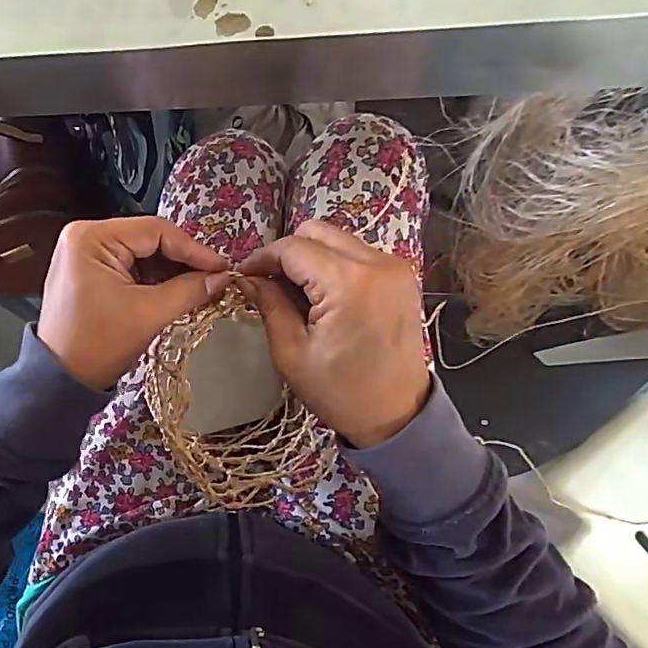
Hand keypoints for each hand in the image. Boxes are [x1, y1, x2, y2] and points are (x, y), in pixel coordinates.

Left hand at [37, 216, 232, 388]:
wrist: (61, 379)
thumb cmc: (97, 345)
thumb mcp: (149, 314)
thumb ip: (189, 291)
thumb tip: (221, 278)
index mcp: (91, 237)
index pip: (155, 230)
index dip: (193, 249)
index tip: (220, 268)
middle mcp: (84, 236)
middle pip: (148, 239)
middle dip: (182, 261)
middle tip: (213, 278)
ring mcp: (84, 254)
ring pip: (142, 254)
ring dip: (170, 272)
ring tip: (199, 288)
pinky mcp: (88, 273)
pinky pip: (130, 268)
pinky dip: (154, 280)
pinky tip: (175, 293)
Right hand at [238, 221, 429, 446]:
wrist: (396, 414)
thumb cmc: (340, 392)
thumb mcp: (292, 353)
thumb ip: (269, 305)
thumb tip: (247, 278)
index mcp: (349, 282)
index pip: (294, 247)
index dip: (263, 258)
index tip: (244, 275)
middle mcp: (377, 263)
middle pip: (317, 232)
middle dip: (288, 253)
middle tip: (269, 284)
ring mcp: (395, 267)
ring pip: (338, 240)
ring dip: (312, 258)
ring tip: (296, 294)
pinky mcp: (402, 277)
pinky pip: (358, 254)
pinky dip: (335, 265)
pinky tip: (324, 297)